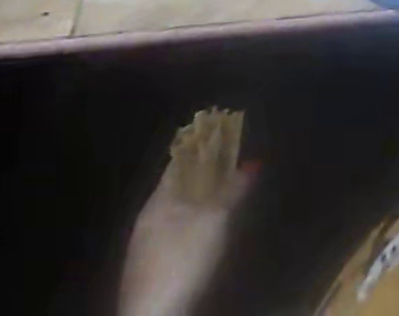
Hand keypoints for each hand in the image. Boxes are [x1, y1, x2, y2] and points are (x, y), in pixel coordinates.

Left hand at [118, 157, 256, 315]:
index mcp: (159, 200)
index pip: (180, 161)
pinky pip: (175, 226)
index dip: (202, 147)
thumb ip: (233, 189)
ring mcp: (146, 241)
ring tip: (225, 191)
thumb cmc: (183, 258)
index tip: (224, 135)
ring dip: (200, 196)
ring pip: (178, 206)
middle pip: (179, 183)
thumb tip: (252, 163)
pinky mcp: (150, 263)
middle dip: (205, 172)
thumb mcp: (216, 219)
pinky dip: (194, 216)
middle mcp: (149, 216)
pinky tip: (207, 226)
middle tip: (231, 163)